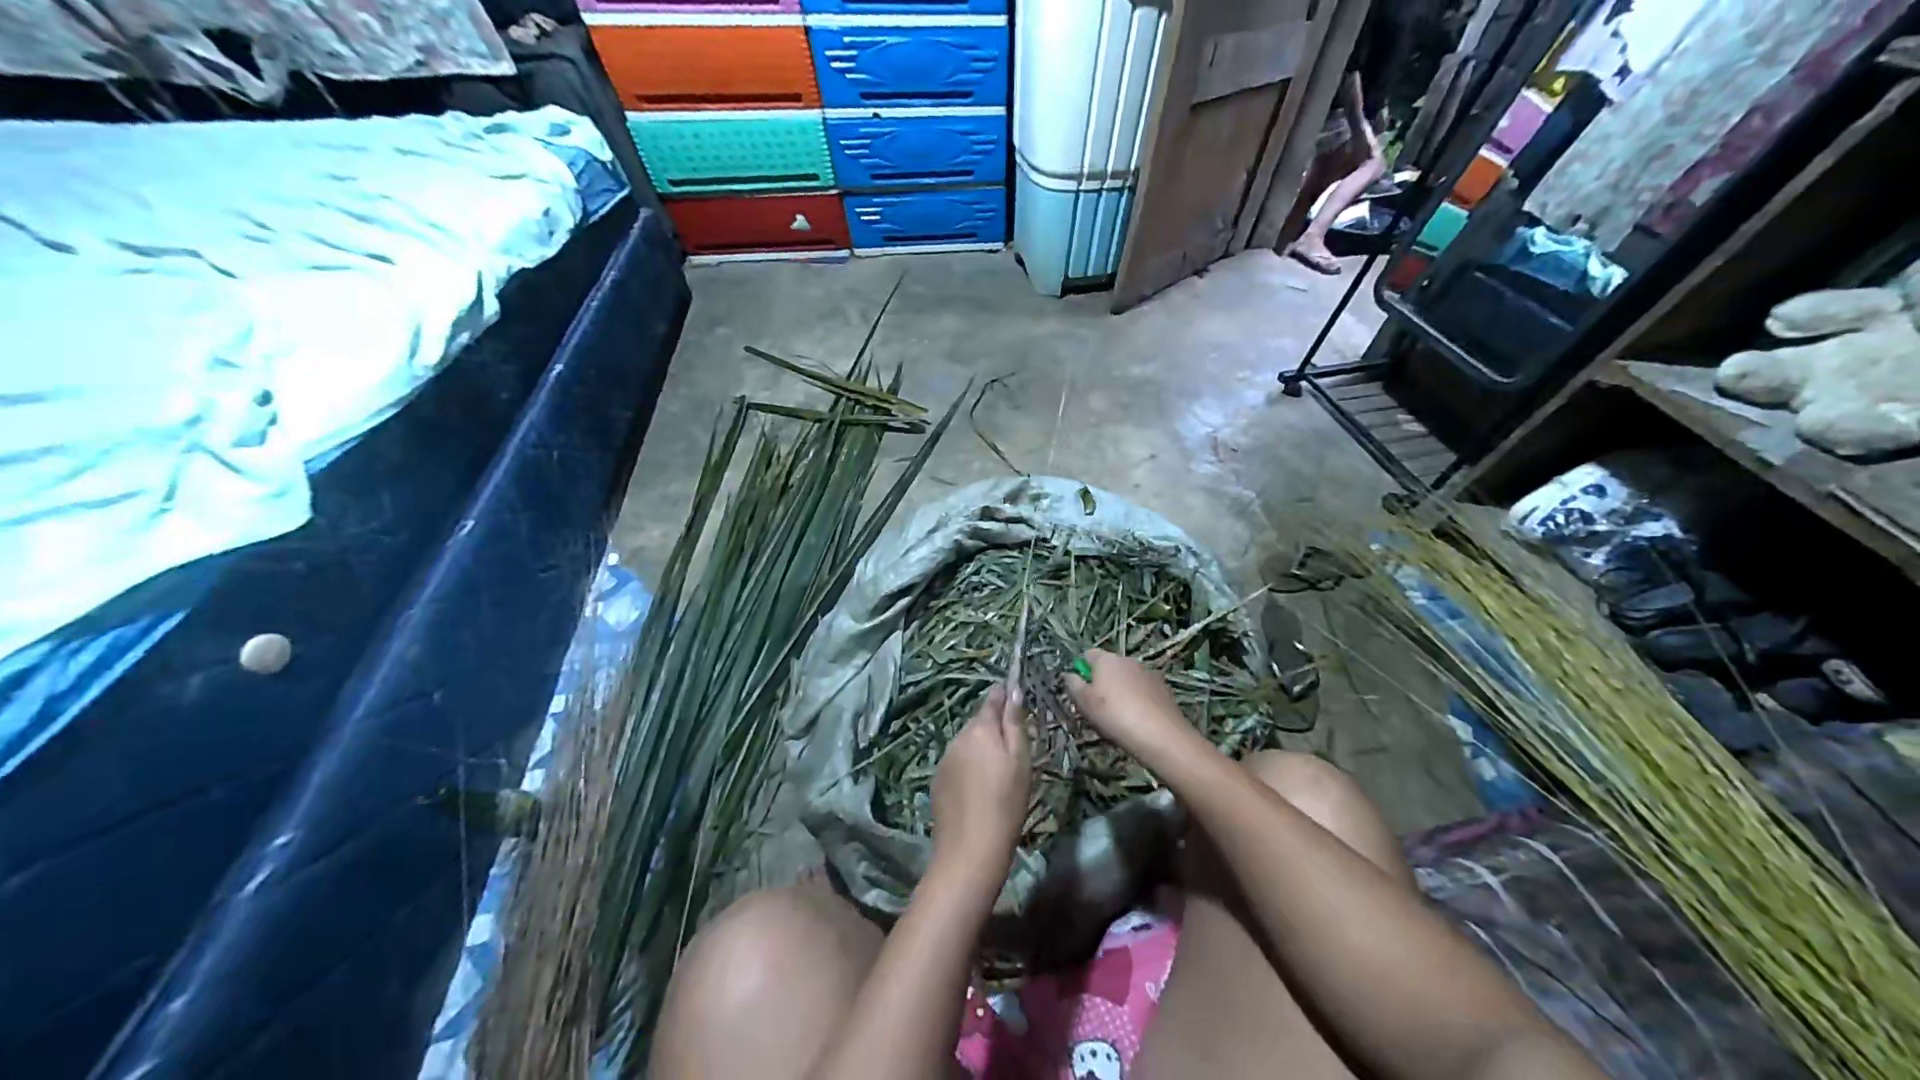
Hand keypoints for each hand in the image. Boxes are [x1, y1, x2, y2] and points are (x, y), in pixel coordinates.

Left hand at [929, 683, 1030, 883]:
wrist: (970, 848)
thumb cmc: (1006, 802)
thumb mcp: (1020, 761)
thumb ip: (1015, 723)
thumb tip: (1013, 690)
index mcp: (980, 729)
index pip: (991, 700)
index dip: (1003, 695)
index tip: (1013, 694)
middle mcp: (957, 737)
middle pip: (978, 723)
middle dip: (992, 727)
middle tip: (1012, 745)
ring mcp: (944, 760)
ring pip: (966, 744)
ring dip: (979, 749)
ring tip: (997, 771)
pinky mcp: (937, 781)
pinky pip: (957, 763)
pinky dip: (968, 768)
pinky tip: (978, 789)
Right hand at [1063, 648, 1194, 764]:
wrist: (1161, 735)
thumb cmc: (1115, 715)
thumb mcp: (1085, 702)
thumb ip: (1073, 684)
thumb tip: (1069, 674)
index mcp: (1107, 659)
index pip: (1087, 654)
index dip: (1081, 670)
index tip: (1080, 691)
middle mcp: (1128, 660)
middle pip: (1108, 666)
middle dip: (1101, 682)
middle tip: (1096, 707)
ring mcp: (1148, 673)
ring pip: (1126, 678)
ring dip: (1120, 691)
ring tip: (1118, 717)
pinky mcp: (1163, 688)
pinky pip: (1142, 690)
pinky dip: (1137, 699)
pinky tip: (1137, 719)